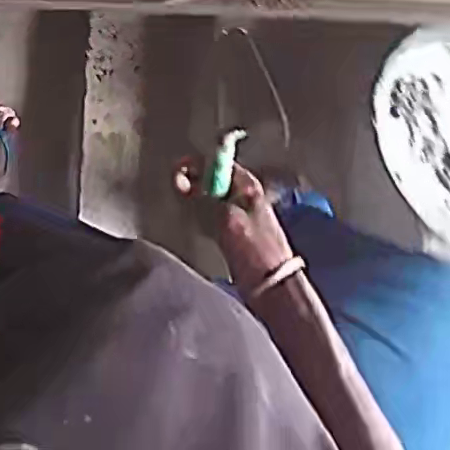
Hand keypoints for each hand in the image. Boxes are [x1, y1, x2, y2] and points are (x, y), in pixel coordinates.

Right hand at [175, 158, 296, 293]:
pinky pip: (208, 212)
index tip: (177, 171)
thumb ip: (203, 196)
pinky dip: (198, 213)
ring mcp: (237, 211)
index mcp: (246, 183)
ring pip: (207, 195)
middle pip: (210, 177)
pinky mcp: (231, 229)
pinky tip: (193, 220)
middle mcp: (242, 193)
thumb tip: (181, 180)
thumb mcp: (226, 217)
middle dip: (192, 181)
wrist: (273, 288)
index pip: (216, 162)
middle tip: (178, 190)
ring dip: (193, 198)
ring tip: (184, 205)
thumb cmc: (254, 249)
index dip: (195, 164)